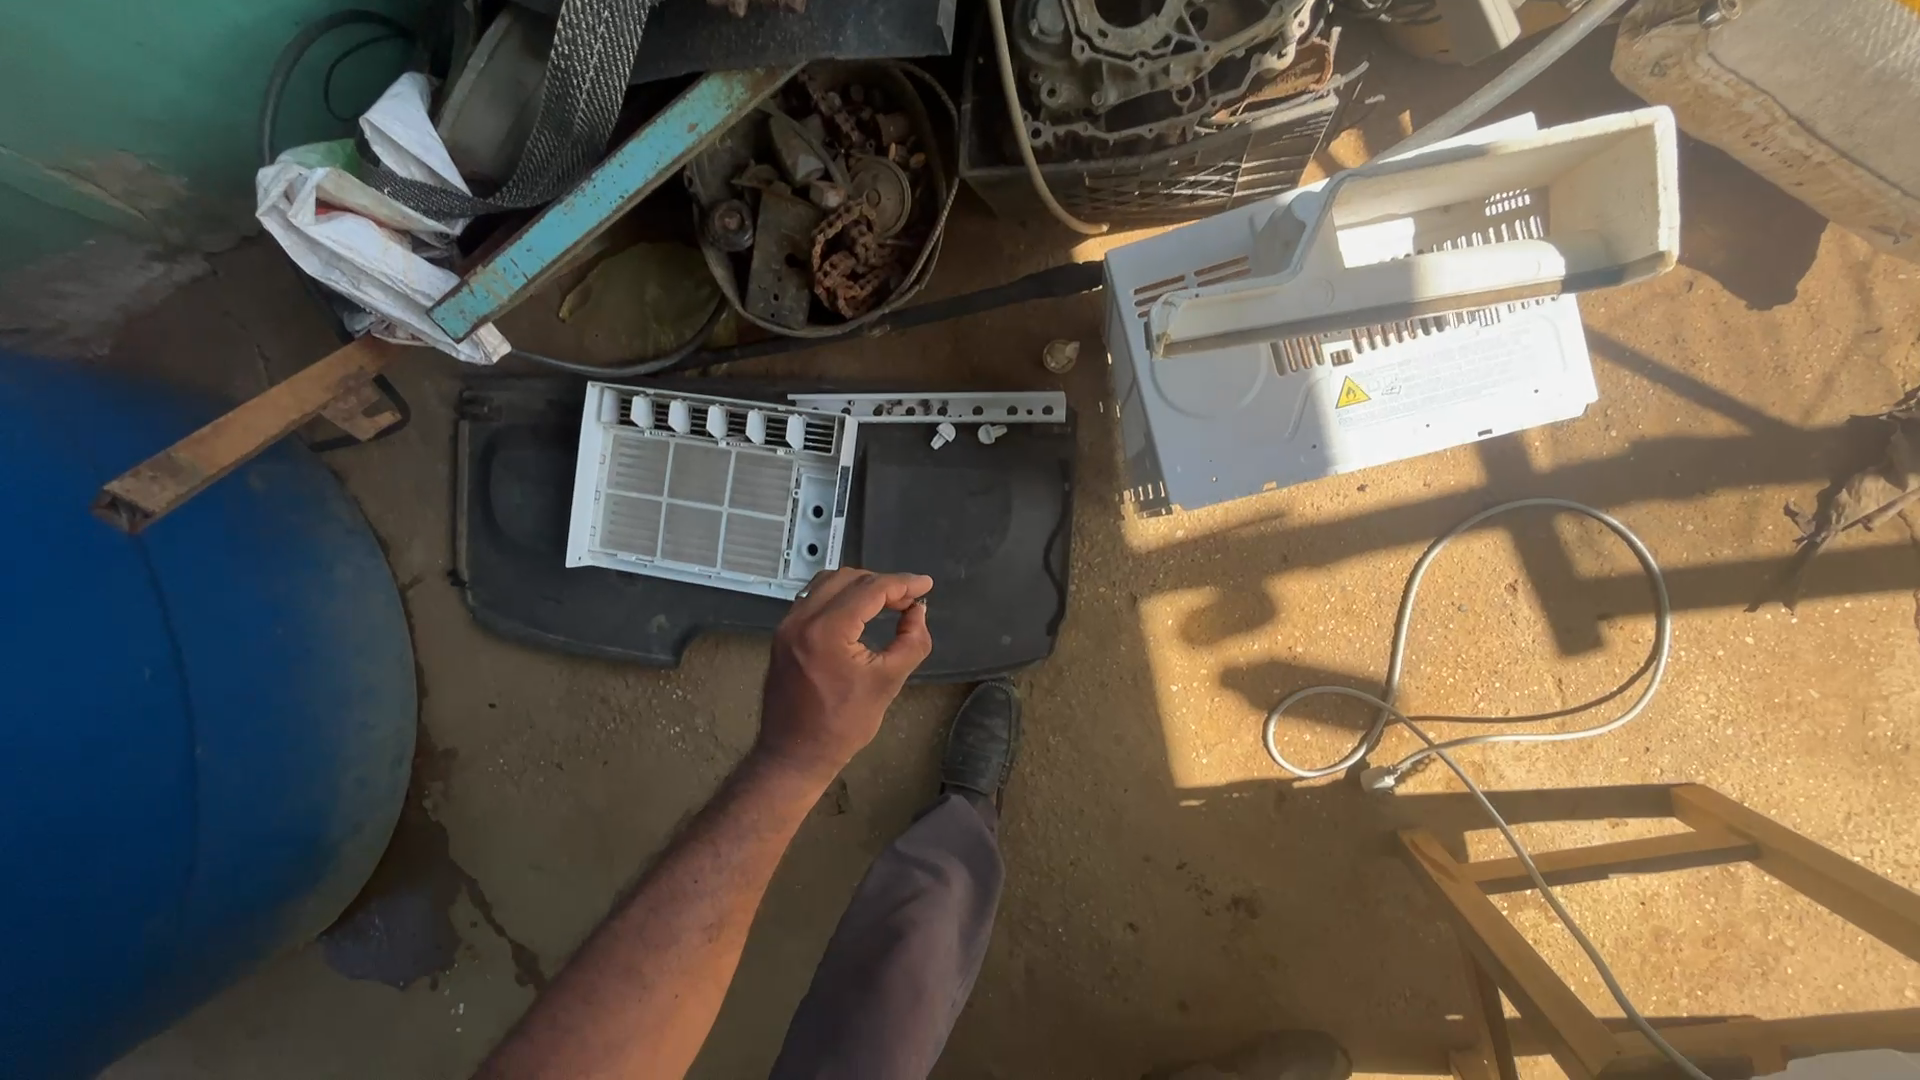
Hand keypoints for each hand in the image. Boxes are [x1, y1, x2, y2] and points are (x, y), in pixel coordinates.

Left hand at [755, 568, 934, 785]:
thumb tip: (918, 612)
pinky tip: (859, 611)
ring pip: (827, 583)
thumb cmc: (843, 725)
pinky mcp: (783, 634)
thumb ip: (911, 641)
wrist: (794, 754)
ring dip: (860, 586)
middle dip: (883, 583)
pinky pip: (813, 598)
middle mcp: (801, 619)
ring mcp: (787, 625)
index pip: (870, 589)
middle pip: (848, 579)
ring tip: (888, 602)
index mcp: (826, 630)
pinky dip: (840, 596)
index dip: (902, 583)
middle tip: (909, 600)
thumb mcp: (888, 683)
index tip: (926, 585)